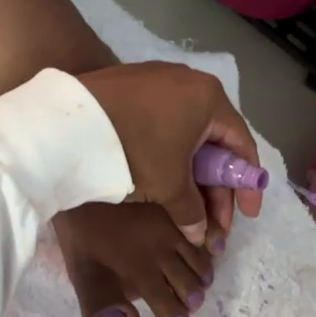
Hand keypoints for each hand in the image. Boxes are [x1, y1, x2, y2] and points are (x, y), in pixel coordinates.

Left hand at [76, 62, 259, 245]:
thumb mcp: (169, 186)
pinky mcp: (133, 88)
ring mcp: (159, 82)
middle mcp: (191, 82)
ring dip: (193, 175)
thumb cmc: (133, 150)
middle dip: (217, 187)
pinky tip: (167, 180)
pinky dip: (171, 155)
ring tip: (190, 208)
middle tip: (215, 222)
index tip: (247, 214)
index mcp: (210, 99)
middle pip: (216, 143)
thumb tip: (201, 235)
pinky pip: (165, 126)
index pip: (242, 147)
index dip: (247, 186)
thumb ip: (193, 212)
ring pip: (189, 136)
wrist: (67, 123)